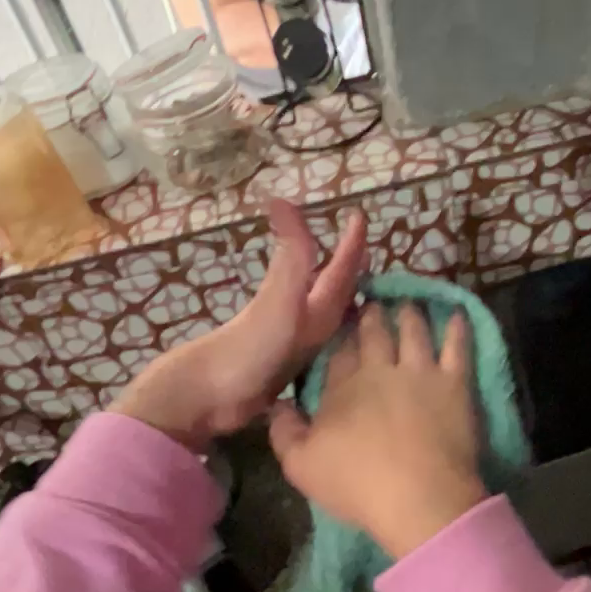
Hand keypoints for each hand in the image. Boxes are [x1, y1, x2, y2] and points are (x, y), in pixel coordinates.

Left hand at [110, 200, 367, 450]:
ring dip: (348, 314)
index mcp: (304, 299)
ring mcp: (295, 348)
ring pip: (330, 323)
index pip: (335, 269)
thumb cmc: (252, 344)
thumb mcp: (280, 295)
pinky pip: (323, 355)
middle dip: (352, 277)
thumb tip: (278, 196)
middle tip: (376, 266)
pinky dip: (338, 350)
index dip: (350, 248)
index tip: (361, 219)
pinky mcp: (290, 376)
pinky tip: (348, 357)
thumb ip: (292, 254)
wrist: (213, 395)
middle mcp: (303, 319)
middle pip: (333, 293)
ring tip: (375, 310)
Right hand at [268, 303, 487, 557]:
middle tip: (373, 300)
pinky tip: (456, 314)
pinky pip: (457, 346)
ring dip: (410, 313)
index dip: (340, 330)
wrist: (418, 498)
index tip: (341, 316)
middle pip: (375, 331)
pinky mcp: (454, 383)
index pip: (339, 349)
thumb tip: (275, 403)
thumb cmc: (356, 485)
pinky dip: (456, 328)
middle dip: (373, 313)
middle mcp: (379, 369)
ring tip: (407, 303)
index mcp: (342, 387)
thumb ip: (283, 431)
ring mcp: (419, 372)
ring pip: (413, 330)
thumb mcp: (300, 466)